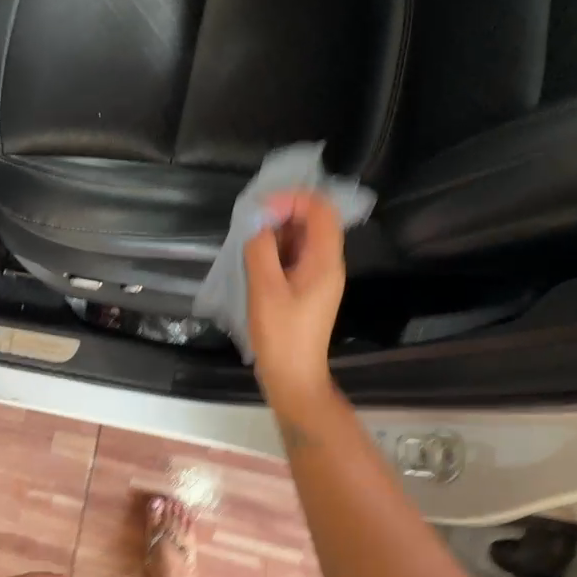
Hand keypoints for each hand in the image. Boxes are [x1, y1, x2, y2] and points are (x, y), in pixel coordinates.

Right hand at [245, 191, 345, 417]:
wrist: (293, 376)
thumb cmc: (281, 335)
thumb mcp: (264, 289)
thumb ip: (260, 250)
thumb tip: (255, 222)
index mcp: (325, 261)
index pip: (320, 209)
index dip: (292, 199)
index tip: (260, 210)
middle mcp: (327, 264)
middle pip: (312, 221)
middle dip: (280, 216)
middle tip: (250, 229)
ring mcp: (318, 277)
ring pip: (301, 239)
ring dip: (275, 235)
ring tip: (249, 248)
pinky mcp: (306, 289)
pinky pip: (294, 257)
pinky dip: (275, 253)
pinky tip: (255, 265)